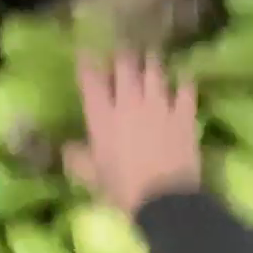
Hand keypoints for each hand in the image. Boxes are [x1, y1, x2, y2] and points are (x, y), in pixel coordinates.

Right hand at [64, 53, 199, 214]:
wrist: (164, 200)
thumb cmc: (122, 191)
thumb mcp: (92, 179)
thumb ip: (78, 160)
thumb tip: (67, 148)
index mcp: (103, 118)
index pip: (91, 81)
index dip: (87, 63)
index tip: (85, 52)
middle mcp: (129, 103)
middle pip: (125, 64)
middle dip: (121, 55)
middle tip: (121, 54)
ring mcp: (159, 104)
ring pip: (155, 68)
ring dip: (151, 61)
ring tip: (150, 58)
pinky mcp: (184, 112)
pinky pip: (185, 86)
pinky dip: (183, 80)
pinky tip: (183, 77)